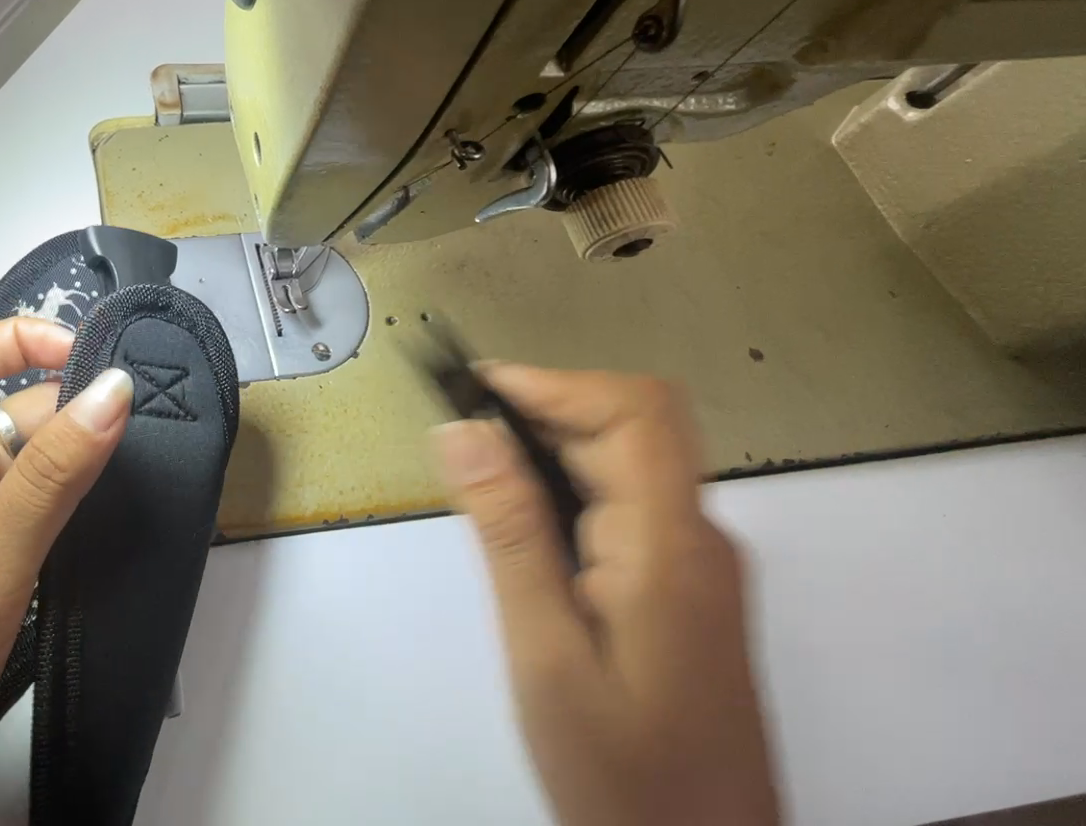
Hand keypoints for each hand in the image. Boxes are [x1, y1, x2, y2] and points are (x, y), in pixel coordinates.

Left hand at [0, 318, 134, 825]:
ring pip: (35, 463)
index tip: (101, 369)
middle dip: (82, 410)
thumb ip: (53, 474)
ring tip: (156, 475)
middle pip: (20, 406)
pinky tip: (120, 524)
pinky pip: (35, 512)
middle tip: (161, 432)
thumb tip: (115, 387)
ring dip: (86, 463)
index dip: (33, 339)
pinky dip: (75, 508)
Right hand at [434, 365, 778, 825]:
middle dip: (538, 414)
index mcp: (670, 547)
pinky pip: (622, 507)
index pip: (635, 411)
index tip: (473, 390)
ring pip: (623, 466)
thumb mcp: (544, 651)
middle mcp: (697, 540)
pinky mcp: (683, 590)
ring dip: (545, 452)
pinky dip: (562, 491)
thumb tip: (463, 430)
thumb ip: (509, 533)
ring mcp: (697, 565)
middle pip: (628, 430)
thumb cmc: (620, 772)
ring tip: (475, 485)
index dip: (553, 382)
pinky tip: (520, 532)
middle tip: (457, 444)